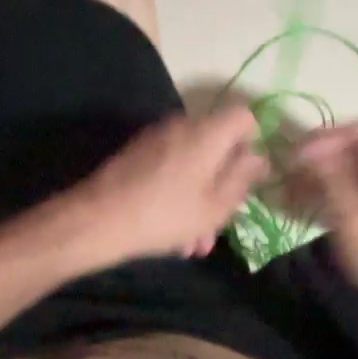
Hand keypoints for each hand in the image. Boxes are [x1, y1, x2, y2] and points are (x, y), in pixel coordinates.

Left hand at [63, 107, 270, 265]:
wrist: (98, 220)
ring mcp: (155, 140)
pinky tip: (173, 237)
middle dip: (224, 184)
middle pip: (217, 145)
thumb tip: (260, 158)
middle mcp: (182, 126)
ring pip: (193, 165)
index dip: (254, 143)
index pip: (244, 116)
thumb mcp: (216, 207)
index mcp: (207, 132)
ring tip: (196, 243)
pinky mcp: (136, 156)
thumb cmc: (166, 215)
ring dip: (200, 200)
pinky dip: (178, 197)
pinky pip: (170, 170)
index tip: (250, 177)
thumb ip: (243, 178)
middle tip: (223, 221)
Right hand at [295, 125, 357, 312]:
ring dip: (330, 170)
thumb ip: (331, 177)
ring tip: (298, 182)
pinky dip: (342, 183)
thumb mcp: (353, 220)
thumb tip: (308, 145)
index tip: (293, 153)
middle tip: (292, 166)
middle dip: (325, 155)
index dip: (325, 140)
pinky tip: (315, 194)